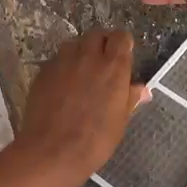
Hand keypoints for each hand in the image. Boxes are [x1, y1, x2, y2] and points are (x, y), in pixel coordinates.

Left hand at [15, 30, 144, 178]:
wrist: (52, 151)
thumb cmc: (95, 140)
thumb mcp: (120, 121)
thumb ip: (129, 98)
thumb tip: (142, 89)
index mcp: (113, 67)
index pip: (121, 37)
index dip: (122, 44)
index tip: (122, 56)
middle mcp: (88, 57)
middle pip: (97, 35)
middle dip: (101, 44)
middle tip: (103, 63)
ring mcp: (63, 61)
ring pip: (74, 44)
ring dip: (80, 52)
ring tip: (81, 72)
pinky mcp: (44, 71)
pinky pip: (57, 60)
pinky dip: (63, 66)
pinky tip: (62, 86)